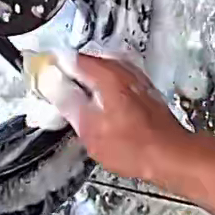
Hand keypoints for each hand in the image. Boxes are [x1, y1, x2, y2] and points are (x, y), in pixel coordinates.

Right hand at [47, 55, 193, 184]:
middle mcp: (124, 71)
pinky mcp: (144, 91)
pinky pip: (118, 79)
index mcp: (108, 75)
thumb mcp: (91, 131)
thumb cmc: (136, 146)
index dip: (56, 66)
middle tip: (57, 86)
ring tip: (76, 96)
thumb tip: (54, 87)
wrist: (170, 155)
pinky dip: (104, 86)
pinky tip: (100, 103)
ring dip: (89, 79)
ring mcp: (137, 79)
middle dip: (71, 71)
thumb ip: (70, 104)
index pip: (74, 59)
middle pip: (90, 61)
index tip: (44, 73)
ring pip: (105, 69)